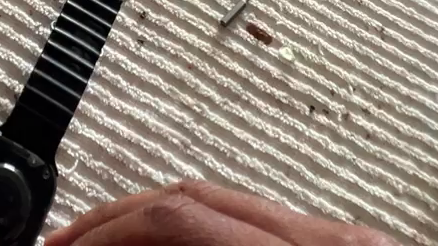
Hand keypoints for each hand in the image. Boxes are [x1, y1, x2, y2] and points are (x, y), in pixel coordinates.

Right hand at [47, 182, 396, 245]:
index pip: (179, 222)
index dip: (107, 235)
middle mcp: (325, 240)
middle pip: (191, 196)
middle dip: (115, 221)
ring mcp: (336, 237)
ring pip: (217, 201)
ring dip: (149, 222)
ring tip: (100, 245)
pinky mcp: (338, 245)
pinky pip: (247, 221)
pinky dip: (195, 233)